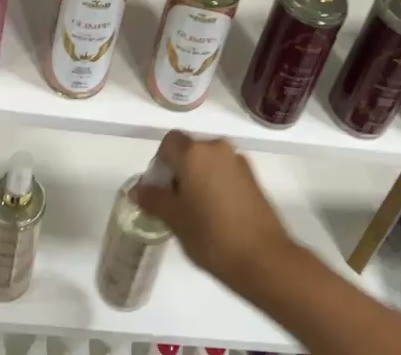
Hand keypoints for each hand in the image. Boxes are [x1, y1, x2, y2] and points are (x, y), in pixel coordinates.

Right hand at [130, 131, 295, 281]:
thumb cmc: (211, 236)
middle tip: (175, 204)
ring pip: (208, 162)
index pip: (169, 142)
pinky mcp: (253, 177)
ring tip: (196, 212)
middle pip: (189, 150)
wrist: (263, 258)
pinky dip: (215, 184)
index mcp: (195, 152)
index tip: (159, 190)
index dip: (160, 163)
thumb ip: (153, 198)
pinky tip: (216, 214)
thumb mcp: (175, 219)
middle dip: (178, 171)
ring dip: (197, 178)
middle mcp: (217, 148)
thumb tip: (137, 188)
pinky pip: (225, 172)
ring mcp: (238, 161)